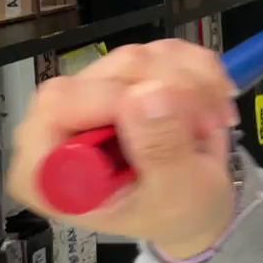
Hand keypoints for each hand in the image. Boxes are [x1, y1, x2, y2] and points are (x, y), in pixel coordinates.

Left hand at [6, 39, 240, 260]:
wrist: (196, 204)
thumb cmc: (176, 211)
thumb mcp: (174, 194)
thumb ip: (159, 150)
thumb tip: (148, 94)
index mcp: (47, 168)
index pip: (62, 103)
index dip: (120, 99)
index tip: (180, 121)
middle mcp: (61, 125)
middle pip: (110, 72)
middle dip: (175, 89)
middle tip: (211, 124)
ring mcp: (96, 94)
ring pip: (143, 57)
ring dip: (195, 82)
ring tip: (214, 121)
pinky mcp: (130, 76)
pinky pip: (167, 50)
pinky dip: (202, 70)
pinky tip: (213, 101)